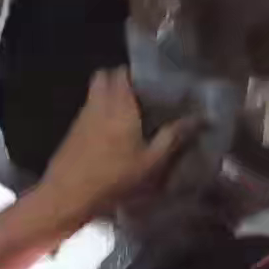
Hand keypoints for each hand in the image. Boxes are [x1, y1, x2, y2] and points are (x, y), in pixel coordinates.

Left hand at [31, 70, 189, 226]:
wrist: (67, 197)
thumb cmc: (113, 177)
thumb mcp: (151, 161)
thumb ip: (173, 136)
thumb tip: (200, 118)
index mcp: (119, 104)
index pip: (122, 72)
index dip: (136, 72)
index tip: (152, 81)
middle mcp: (98, 104)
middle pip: (103, 76)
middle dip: (120, 79)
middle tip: (140, 94)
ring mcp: (81, 117)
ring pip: (95, 94)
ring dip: (110, 96)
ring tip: (131, 113)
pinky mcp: (72, 132)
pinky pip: (89, 111)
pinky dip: (101, 113)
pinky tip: (114, 134)